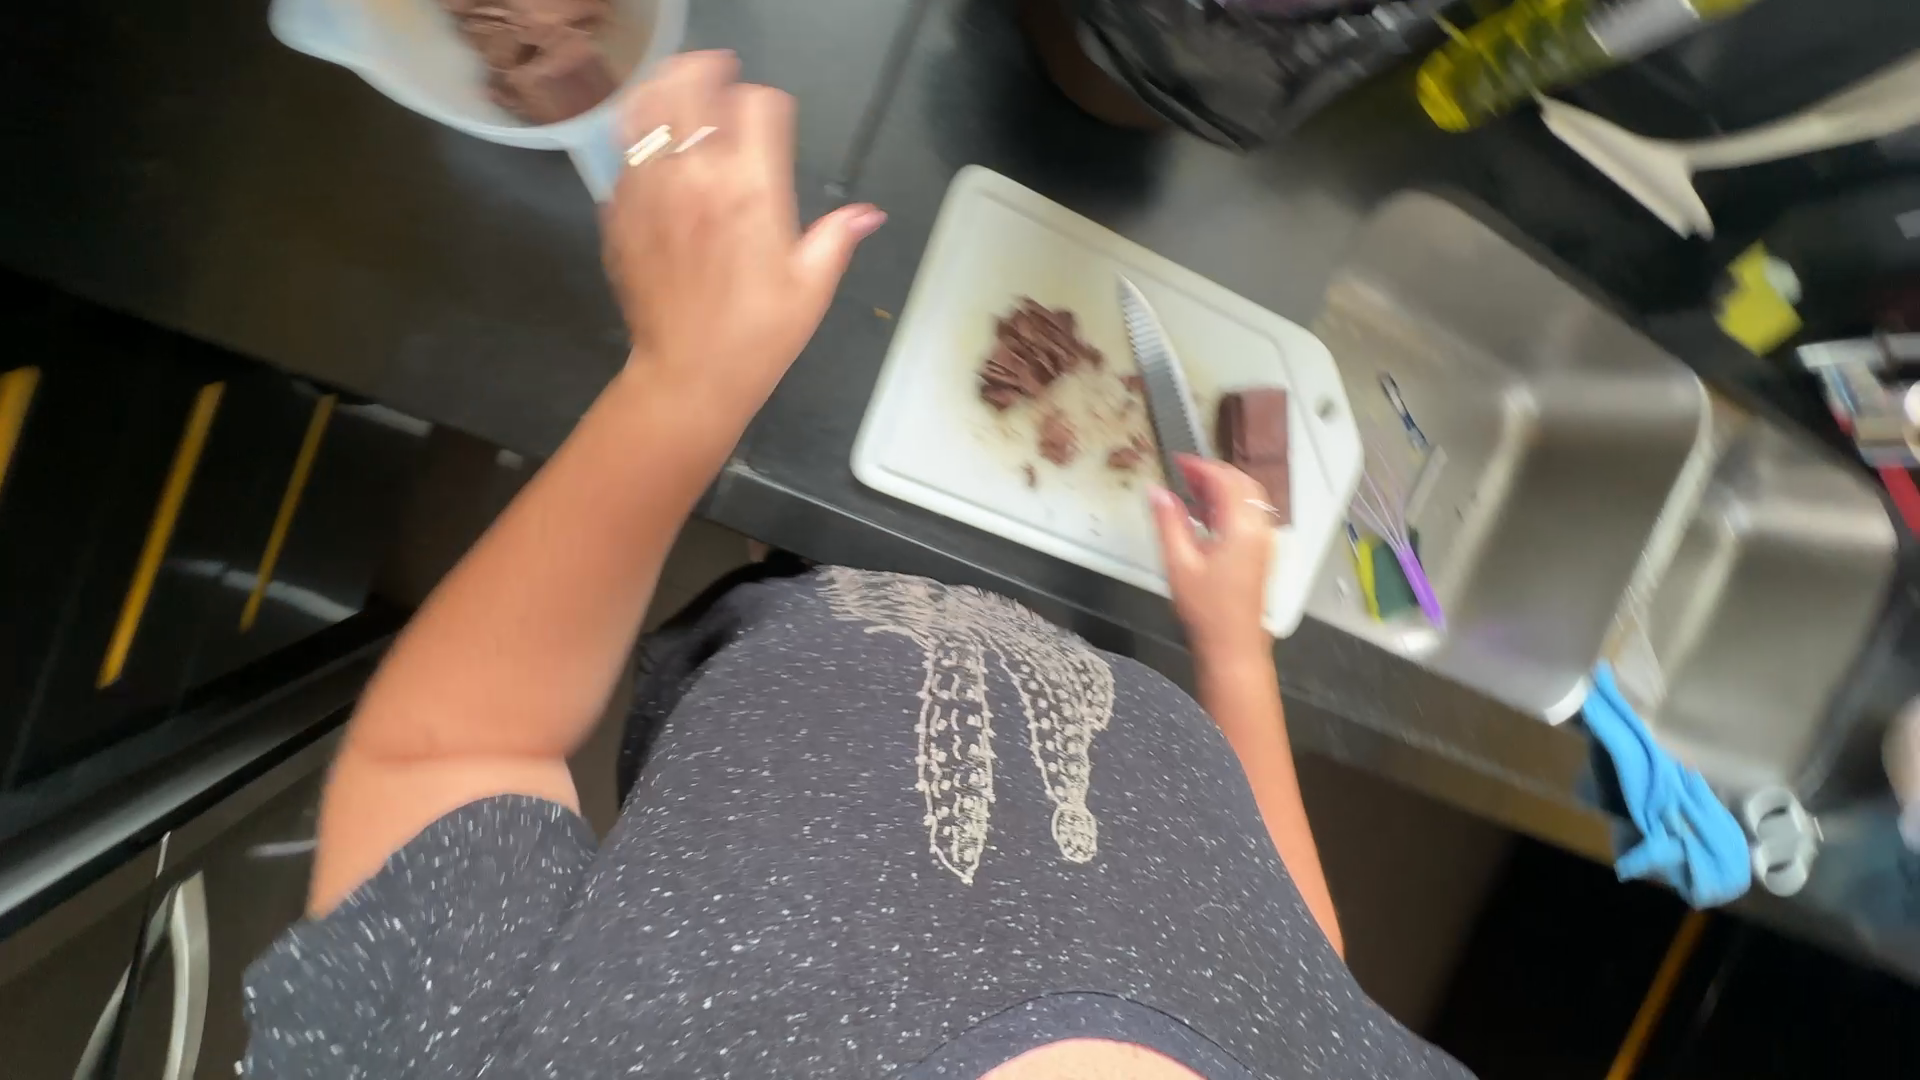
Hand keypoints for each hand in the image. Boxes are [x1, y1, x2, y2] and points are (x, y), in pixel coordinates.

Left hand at [601, 51, 885, 427]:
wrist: (690, 375)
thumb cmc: (760, 337)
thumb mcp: (812, 290)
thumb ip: (836, 239)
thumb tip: (869, 214)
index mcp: (753, 191)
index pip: (760, 107)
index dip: (770, 104)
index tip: (775, 117)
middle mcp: (697, 176)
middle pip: (693, 85)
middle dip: (711, 73)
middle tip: (721, 77)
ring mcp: (650, 188)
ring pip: (648, 106)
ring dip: (665, 89)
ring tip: (680, 95)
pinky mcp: (620, 210)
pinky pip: (624, 152)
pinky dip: (640, 137)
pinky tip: (655, 150)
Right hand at [1149, 456, 1276, 662]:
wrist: (1232, 644)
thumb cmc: (1206, 609)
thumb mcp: (1179, 563)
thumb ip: (1168, 522)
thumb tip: (1156, 492)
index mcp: (1242, 528)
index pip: (1225, 481)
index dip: (1201, 466)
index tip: (1178, 461)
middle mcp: (1259, 529)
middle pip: (1243, 484)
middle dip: (1213, 472)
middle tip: (1184, 471)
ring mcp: (1263, 541)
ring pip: (1248, 498)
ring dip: (1222, 488)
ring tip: (1190, 489)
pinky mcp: (1260, 552)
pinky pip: (1248, 515)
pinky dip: (1228, 505)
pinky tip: (1204, 514)